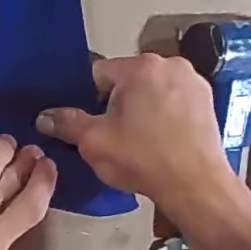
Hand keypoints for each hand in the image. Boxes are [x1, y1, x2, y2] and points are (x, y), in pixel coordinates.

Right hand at [36, 54, 245, 223]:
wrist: (196, 185)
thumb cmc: (143, 159)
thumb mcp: (94, 142)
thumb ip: (66, 123)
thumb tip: (44, 116)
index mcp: (140, 66)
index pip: (97, 73)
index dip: (87, 99)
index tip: (90, 123)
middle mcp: (169, 64)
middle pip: (126, 80)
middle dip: (116, 102)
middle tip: (112, 134)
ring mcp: (193, 81)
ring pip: (151, 89)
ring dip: (141, 107)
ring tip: (137, 139)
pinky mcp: (207, 100)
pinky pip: (173, 100)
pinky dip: (163, 114)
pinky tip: (160, 139)